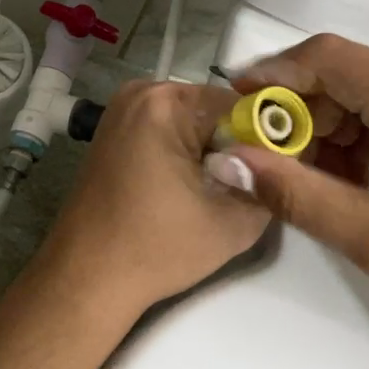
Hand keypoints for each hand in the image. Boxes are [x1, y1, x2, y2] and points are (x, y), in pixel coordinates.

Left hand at [41, 81, 270, 312]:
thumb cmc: (155, 246)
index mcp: (164, 102)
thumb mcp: (233, 222)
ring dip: (209, 152)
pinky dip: (182, 155)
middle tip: (248, 187)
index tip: (279, 171)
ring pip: (189, 123)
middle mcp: (139, 93)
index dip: (264, 138)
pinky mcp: (112, 133)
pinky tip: (188, 191)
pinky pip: (164, 132)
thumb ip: (269, 186)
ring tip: (219, 192)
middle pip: (212, 110)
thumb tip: (282, 166)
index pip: (239, 105)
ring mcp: (120, 111)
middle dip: (234, 145)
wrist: (87, 275)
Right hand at [225, 36, 368, 351]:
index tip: (235, 106)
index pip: (326, 58)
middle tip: (276, 162)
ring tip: (323, 182)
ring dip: (336, 128)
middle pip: (348, 73)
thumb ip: (295, 194)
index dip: (273, 76)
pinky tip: (363, 178)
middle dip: (304, 114)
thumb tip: (225, 160)